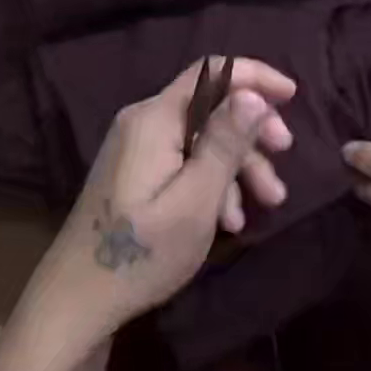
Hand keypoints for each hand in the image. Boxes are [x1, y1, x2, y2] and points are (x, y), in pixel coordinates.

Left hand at [20, 58, 296, 348]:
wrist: (78, 297)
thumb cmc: (141, 253)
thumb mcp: (195, 200)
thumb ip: (223, 144)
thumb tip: (251, 94)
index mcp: (154, 119)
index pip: (209, 72)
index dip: (253, 76)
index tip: (292, 95)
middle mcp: (143, 121)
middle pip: (209, 107)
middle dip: (250, 131)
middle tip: (285, 157)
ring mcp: (137, 146)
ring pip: (200, 137)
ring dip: (237, 164)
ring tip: (267, 202)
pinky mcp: (136, 170)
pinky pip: (183, 159)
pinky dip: (211, 180)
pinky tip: (228, 218)